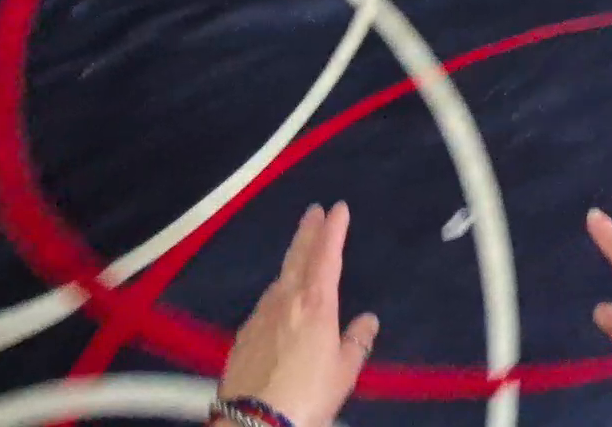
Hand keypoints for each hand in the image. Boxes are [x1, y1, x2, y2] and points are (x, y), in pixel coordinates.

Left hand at [220, 202, 379, 426]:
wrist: (254, 425)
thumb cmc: (308, 395)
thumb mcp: (344, 372)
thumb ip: (357, 342)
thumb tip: (368, 319)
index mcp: (316, 301)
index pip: (327, 254)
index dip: (334, 229)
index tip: (338, 207)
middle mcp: (286, 299)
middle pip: (298, 255)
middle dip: (308, 231)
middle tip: (313, 211)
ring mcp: (260, 315)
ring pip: (280, 277)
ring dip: (292, 260)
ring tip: (300, 252)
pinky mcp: (243, 337)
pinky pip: (266, 303)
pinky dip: (277, 291)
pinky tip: (279, 300)